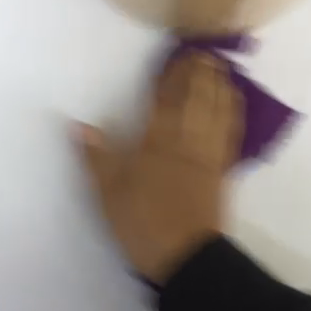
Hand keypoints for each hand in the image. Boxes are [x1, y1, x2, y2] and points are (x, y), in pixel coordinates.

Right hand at [76, 52, 239, 282]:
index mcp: (158, 141)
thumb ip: (97, 157)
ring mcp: (209, 155)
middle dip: (201, 73)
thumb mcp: (109, 193)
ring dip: (220, 86)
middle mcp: (188, 140)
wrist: (187, 258)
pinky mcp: (223, 172)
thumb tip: (79, 126)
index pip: (168, 97)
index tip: (179, 53)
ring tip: (220, 68)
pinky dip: (232, 112)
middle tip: (203, 51)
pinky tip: (232, 104)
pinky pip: (230, 133)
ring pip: (218, 111)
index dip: (174, 74)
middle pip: (198, 98)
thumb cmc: (144, 223)